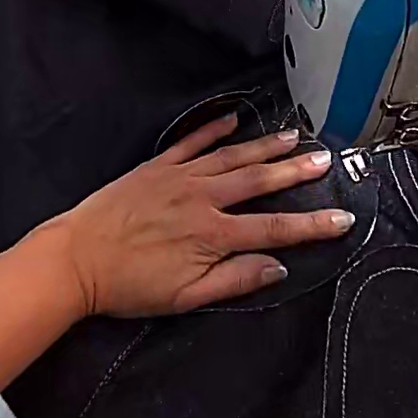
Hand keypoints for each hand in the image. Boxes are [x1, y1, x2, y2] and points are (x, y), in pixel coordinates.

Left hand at [33, 113, 353, 317]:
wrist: (74, 260)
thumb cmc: (130, 285)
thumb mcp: (184, 297)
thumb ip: (235, 280)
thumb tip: (278, 267)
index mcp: (214, 234)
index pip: (275, 228)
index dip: (313, 224)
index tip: (342, 218)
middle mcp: (205, 198)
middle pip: (260, 181)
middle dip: (297, 170)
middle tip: (325, 158)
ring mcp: (182, 176)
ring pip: (233, 156)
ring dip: (266, 146)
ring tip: (294, 136)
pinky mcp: (159, 165)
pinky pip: (193, 142)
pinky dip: (214, 129)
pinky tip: (234, 119)